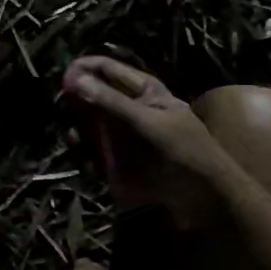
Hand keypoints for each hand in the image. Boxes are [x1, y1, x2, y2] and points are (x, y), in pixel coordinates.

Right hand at [62, 56, 232, 226]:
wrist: (207, 200)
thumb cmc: (184, 151)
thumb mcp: (148, 122)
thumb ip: (111, 101)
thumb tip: (75, 79)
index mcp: (144, 90)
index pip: (107, 69)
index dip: (84, 69)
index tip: (62, 77)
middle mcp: (130, 109)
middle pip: (94, 96)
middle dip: (76, 102)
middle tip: (63, 110)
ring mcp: (124, 137)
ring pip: (90, 126)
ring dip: (79, 131)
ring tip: (75, 139)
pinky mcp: (119, 163)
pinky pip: (95, 154)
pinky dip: (87, 156)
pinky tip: (86, 161)